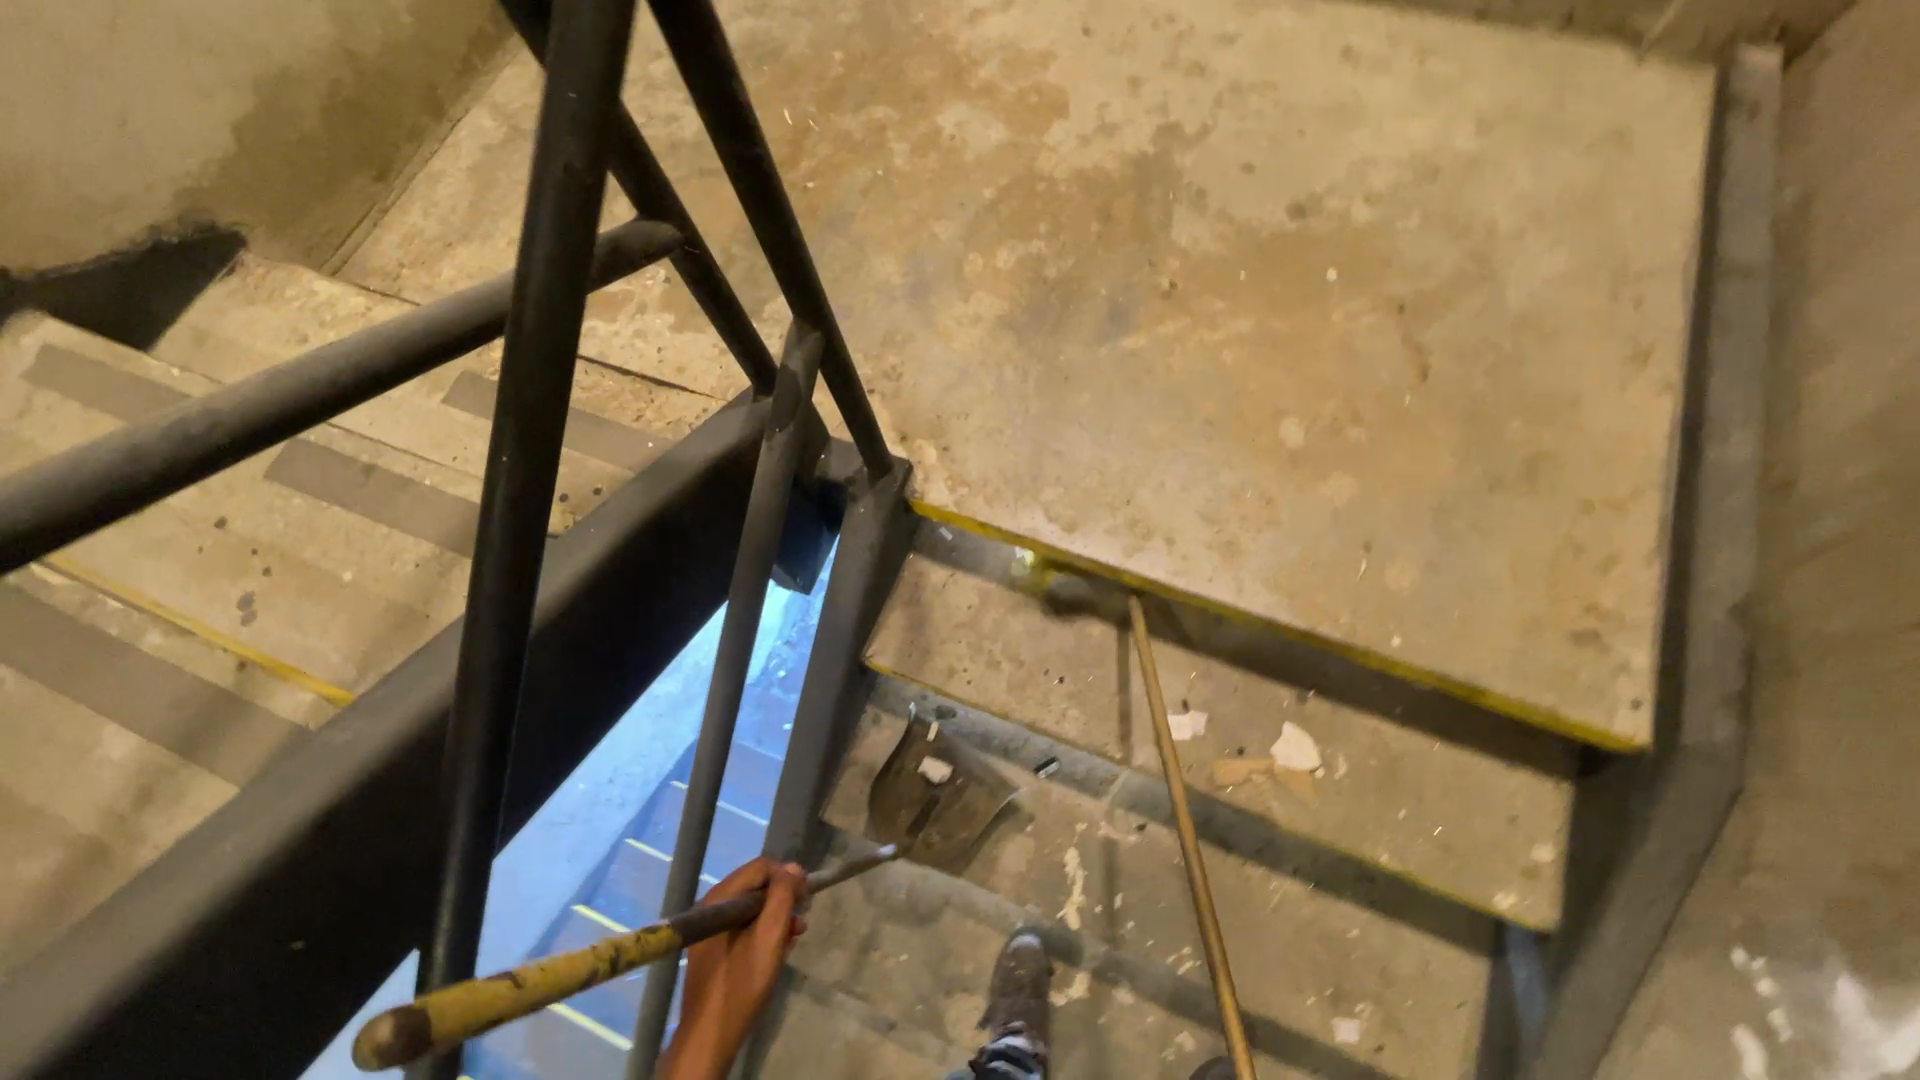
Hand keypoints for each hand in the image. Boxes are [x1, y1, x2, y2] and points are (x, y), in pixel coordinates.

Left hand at [658, 858, 809, 1079]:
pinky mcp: (714, 946)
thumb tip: (793, 867)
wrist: (711, 1035)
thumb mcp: (770, 936)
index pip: (761, 867)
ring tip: (794, 937)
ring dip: (776, 917)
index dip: (787, 877)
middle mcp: (712, 905)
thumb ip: (782, 896)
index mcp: (721, 898)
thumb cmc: (742, 982)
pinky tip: (777, 950)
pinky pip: (744, 926)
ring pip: (752, 907)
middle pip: (756, 885)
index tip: (805, 899)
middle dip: (783, 899)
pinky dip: (763, 932)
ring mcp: (712, 927)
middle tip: (800, 922)